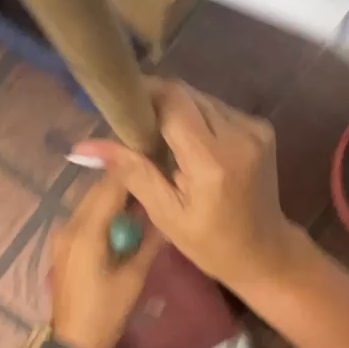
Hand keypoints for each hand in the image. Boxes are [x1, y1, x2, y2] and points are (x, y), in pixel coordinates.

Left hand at [48, 173, 163, 347]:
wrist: (73, 344)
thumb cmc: (105, 313)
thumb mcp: (134, 278)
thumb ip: (149, 243)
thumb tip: (165, 216)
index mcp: (86, 233)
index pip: (110, 188)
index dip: (131, 171)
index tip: (154, 161)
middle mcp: (69, 227)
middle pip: (97, 192)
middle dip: (124, 184)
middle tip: (152, 180)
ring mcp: (62, 236)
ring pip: (91, 205)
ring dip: (114, 200)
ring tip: (142, 200)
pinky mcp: (62, 247)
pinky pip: (85, 220)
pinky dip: (104, 215)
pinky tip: (124, 224)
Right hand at [73, 79, 302, 287]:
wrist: (265, 252)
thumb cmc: (210, 243)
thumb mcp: (166, 214)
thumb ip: (131, 172)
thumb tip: (83, 147)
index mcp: (213, 160)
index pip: (173, 102)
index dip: (143, 97)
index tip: (119, 108)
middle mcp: (239, 135)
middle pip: (187, 95)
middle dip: (157, 103)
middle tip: (134, 127)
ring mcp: (255, 129)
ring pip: (202, 99)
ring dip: (177, 111)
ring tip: (160, 140)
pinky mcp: (261, 128)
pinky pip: (218, 110)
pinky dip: (198, 120)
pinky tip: (189, 146)